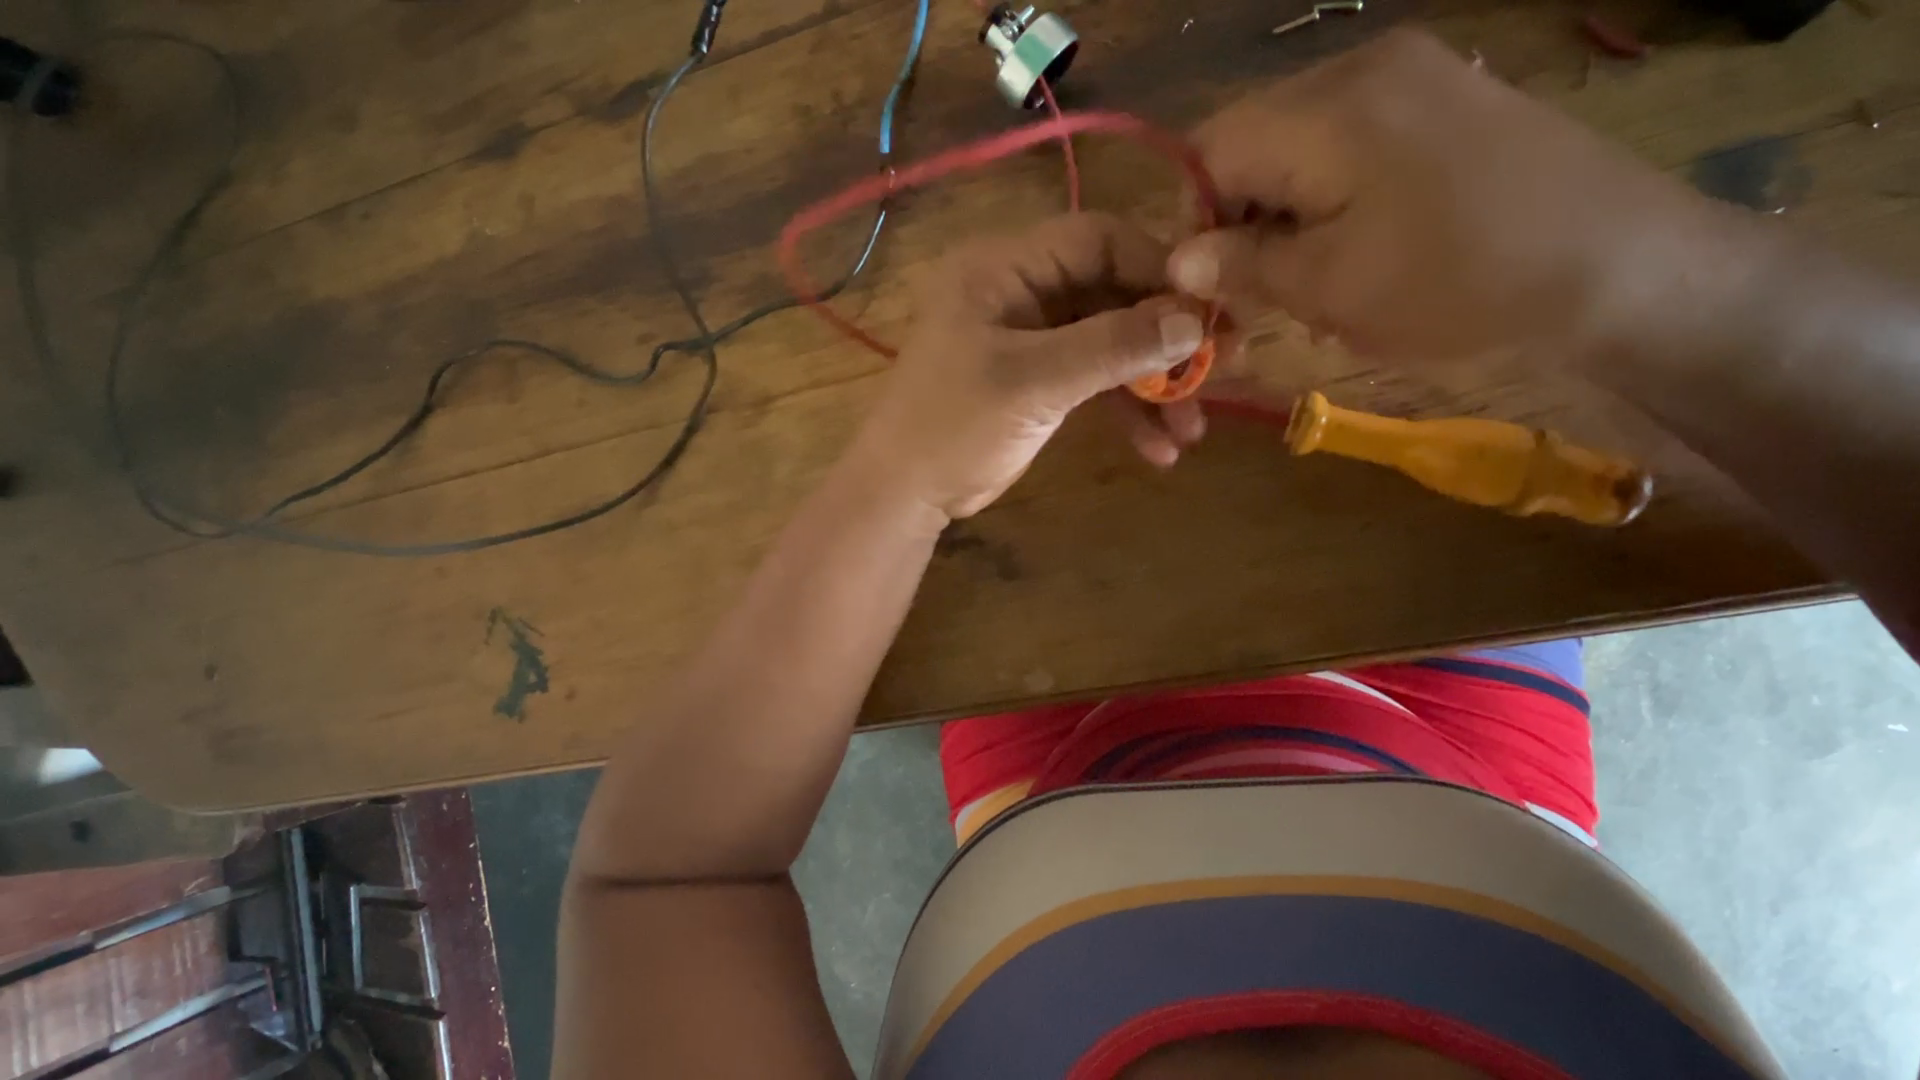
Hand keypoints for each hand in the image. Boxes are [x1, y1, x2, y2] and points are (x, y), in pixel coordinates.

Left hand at [846, 213, 1209, 519]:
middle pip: (1110, 293)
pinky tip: (1158, 450)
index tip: (1208, 309)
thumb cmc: (954, 426)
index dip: (1156, 268)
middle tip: (1218, 371)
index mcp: (1003, 267)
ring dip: (1151, 385)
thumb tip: (1195, 323)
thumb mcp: (1035, 383)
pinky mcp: (1037, 379)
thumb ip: (1113, 346)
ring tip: (1191, 430)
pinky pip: (1093, 379)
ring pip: (1108, 342)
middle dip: (1162, 339)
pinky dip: (1125, 410)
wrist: (903, 493)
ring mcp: (1029, 337)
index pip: (1096, 240)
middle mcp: (1019, 291)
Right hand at [1167, 29, 1772, 368]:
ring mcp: (1415, 71)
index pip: (1208, 149)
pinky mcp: (1450, 93)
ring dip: (1290, 209)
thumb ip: (1242, 265)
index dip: (1195, 220)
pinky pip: (1355, 137)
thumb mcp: (1330, 289)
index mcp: (1325, 109)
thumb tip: (1179, 259)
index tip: (1218, 283)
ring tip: (1325, 272)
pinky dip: (1338, 191)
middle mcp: (1363, 66)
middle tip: (1270, 287)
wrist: (1626, 267)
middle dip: (1245, 216)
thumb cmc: (1458, 285)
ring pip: (1302, 142)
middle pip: (1254, 139)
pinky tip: (1370, 240)